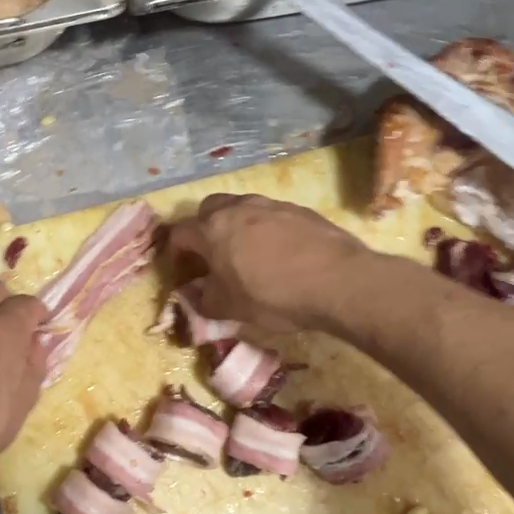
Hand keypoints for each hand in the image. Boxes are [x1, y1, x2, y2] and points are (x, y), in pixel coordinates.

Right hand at [167, 193, 375, 332]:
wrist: (338, 281)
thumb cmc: (272, 296)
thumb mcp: (229, 308)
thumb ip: (204, 300)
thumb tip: (196, 295)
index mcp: (212, 230)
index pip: (180, 233)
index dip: (176, 253)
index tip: (184, 271)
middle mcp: (238, 208)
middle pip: (209, 208)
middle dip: (204, 228)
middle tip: (212, 255)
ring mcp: (272, 205)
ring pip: (242, 207)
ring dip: (237, 226)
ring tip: (248, 253)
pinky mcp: (301, 210)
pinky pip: (272, 215)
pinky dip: (267, 229)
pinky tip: (281, 254)